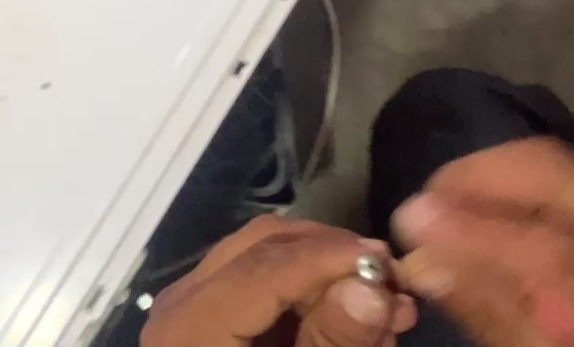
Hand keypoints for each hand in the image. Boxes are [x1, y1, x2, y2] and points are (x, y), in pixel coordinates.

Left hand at [142, 215, 418, 346]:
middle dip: (329, 255)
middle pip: (261, 247)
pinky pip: (257, 289)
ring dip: (324, 273)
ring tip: (387, 304)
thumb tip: (370, 284)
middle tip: (392, 278)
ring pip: (261, 260)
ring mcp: (188, 309)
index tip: (389, 258)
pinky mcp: (204, 324)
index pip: (266, 264)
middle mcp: (181, 303)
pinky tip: (354, 319)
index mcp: (191, 325)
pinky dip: (306, 297)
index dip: (328, 255)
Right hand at [389, 138, 573, 346]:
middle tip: (426, 196)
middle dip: (476, 176)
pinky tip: (494, 207)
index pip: (546, 249)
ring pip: (561, 165)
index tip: (407, 220)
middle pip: (552, 173)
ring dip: (495, 175)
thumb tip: (422, 262)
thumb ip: (495, 315)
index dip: (469, 229)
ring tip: (450, 199)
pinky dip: (524, 184)